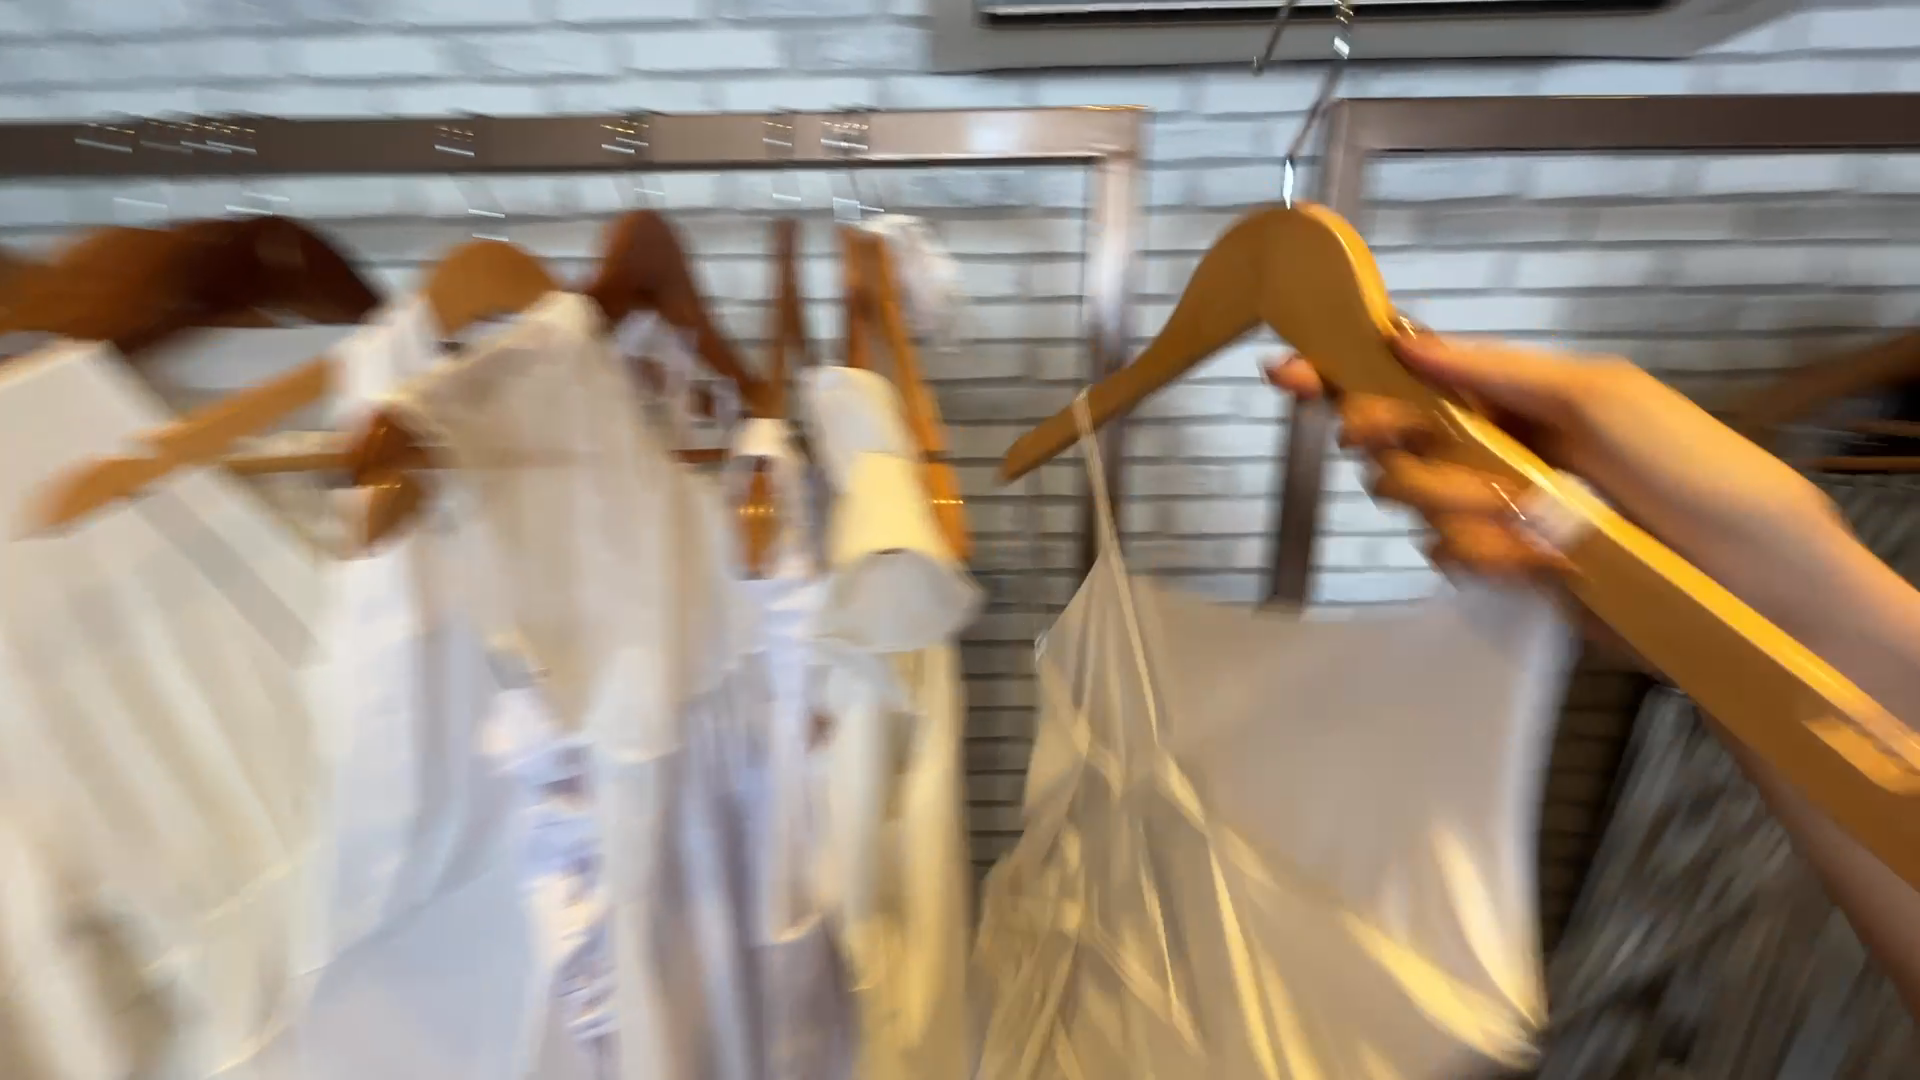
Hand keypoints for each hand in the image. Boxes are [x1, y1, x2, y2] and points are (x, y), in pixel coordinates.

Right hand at [1267, 337, 1848, 625]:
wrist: (1739, 581)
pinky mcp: (1485, 561)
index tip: (1286, 372)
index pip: (1401, 378)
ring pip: (1403, 497)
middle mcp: (1476, 448)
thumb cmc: (1687, 470)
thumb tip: (1402, 345)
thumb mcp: (1599, 396)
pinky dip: (1485, 554)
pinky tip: (1541, 559)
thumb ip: (1494, 371)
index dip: (1339, 372)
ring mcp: (1476, 506)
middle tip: (1415, 445)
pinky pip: (1440, 552)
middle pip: (1381, 438)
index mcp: (1501, 397)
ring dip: (1458, 504)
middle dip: (1391, 441)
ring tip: (1532, 515)